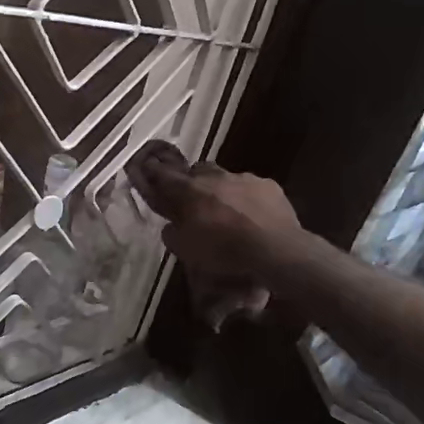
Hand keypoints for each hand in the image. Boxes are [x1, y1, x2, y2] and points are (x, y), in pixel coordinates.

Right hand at [126, 141, 300, 327]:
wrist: (275, 250)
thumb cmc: (224, 252)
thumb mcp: (187, 251)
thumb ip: (174, 235)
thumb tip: (172, 226)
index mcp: (190, 190)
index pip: (164, 175)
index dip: (155, 173)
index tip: (149, 171)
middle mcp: (216, 177)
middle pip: (198, 171)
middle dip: (194, 183)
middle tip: (196, 203)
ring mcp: (245, 178)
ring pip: (227, 178)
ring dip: (224, 191)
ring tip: (230, 214)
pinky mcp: (269, 186)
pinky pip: (253, 188)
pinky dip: (249, 199)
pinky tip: (255, 218)